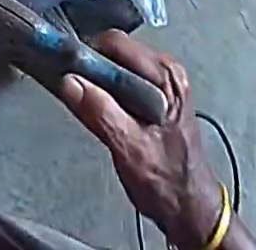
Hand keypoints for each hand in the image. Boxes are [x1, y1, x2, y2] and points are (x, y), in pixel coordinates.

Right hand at [55, 32, 235, 248]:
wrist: (191, 210)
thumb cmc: (167, 183)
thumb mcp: (131, 151)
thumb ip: (102, 114)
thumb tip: (70, 82)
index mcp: (166, 77)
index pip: (116, 44)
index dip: (87, 54)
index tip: (64, 68)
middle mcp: (166, 69)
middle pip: (115, 49)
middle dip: (91, 65)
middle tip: (73, 88)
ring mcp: (162, 78)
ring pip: (116, 60)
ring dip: (97, 76)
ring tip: (85, 99)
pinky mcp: (155, 90)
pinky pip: (122, 74)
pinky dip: (106, 85)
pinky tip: (100, 105)